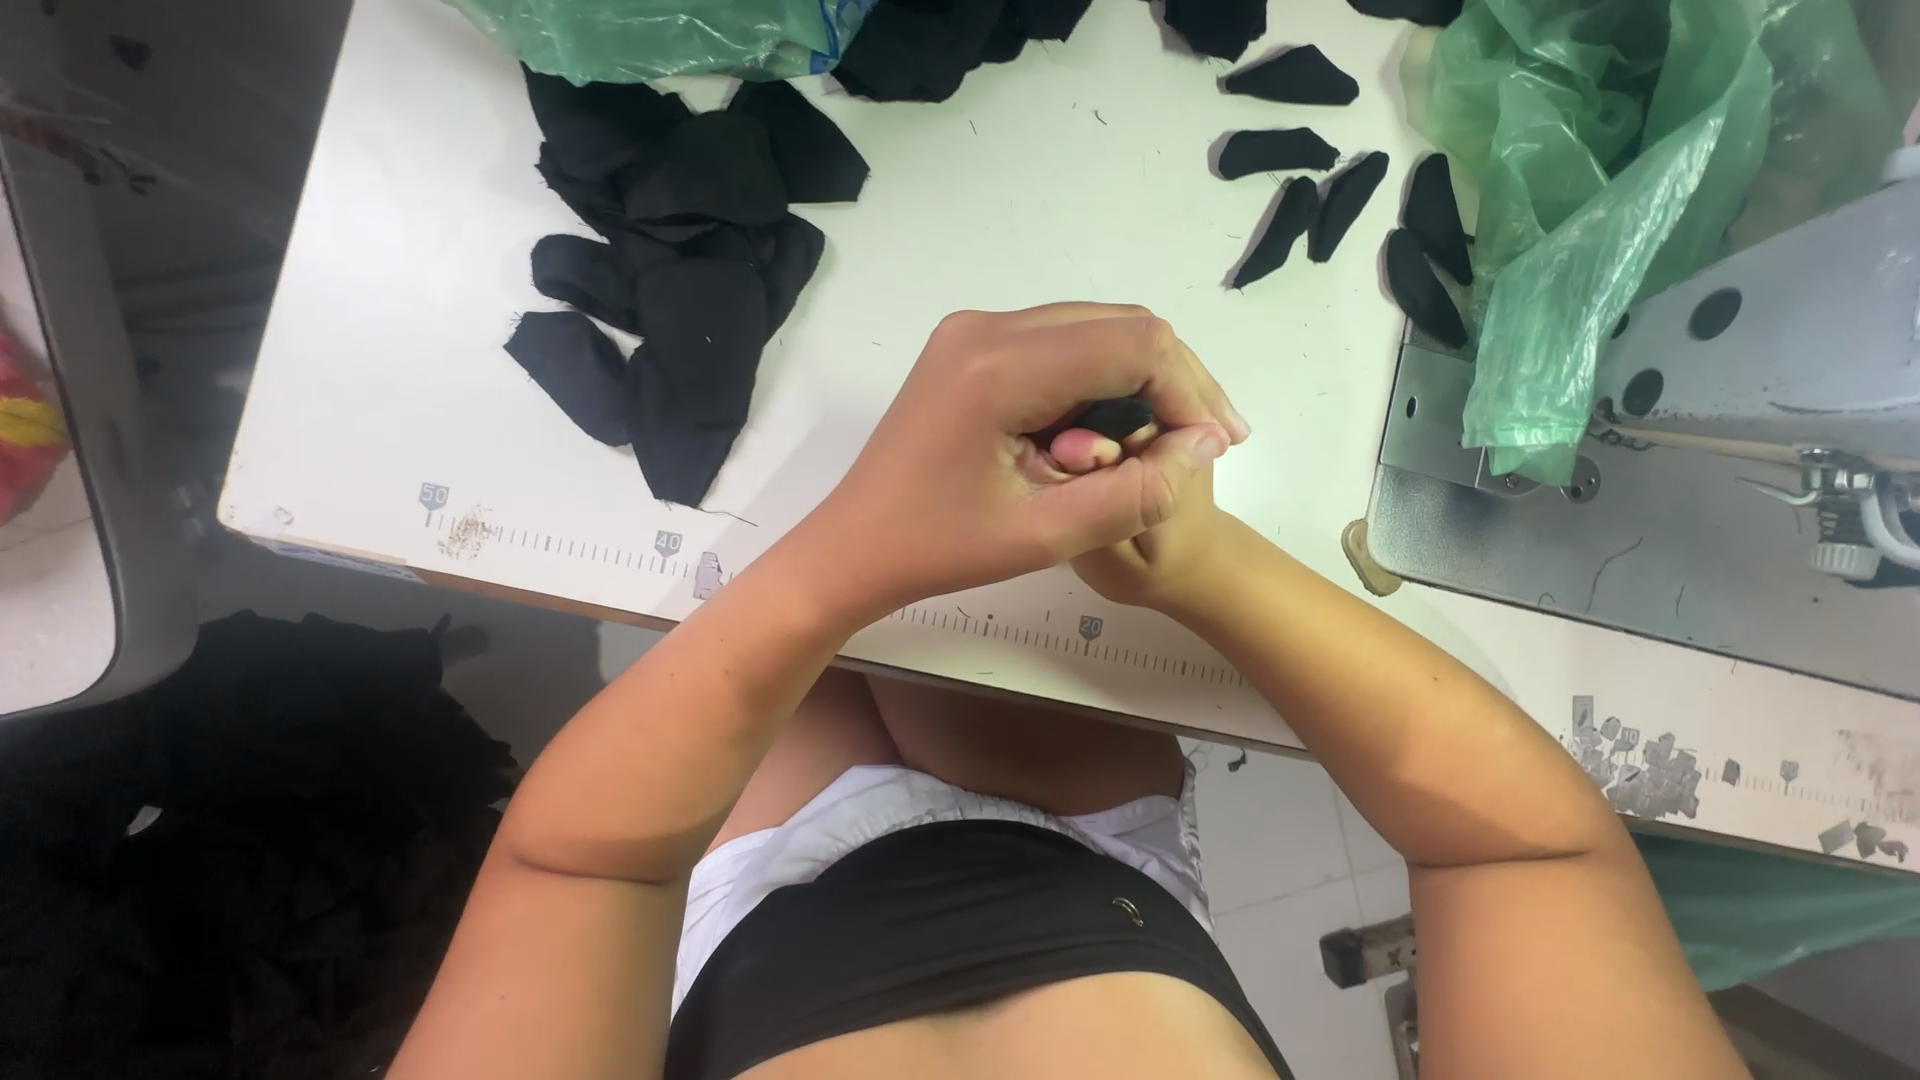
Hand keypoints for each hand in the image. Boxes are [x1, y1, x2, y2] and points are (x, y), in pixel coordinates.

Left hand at [791, 303, 1248, 616]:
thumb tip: (1202, 447)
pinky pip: (1059, 346)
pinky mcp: (969, 347)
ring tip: (1168, 443)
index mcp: (998, 367)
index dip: (1188, 392)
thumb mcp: (1045, 536)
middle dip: (1173, 382)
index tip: (1212, 449)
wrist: (855, 544)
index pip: (1133, 345)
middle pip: (1118, 326)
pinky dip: (1098, 382)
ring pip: (1093, 331)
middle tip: (1205, 445)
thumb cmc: (939, 550)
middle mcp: (986, 327)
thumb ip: (1135, 493)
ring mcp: (973, 331)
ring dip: (1139, 381)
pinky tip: (1111, 430)